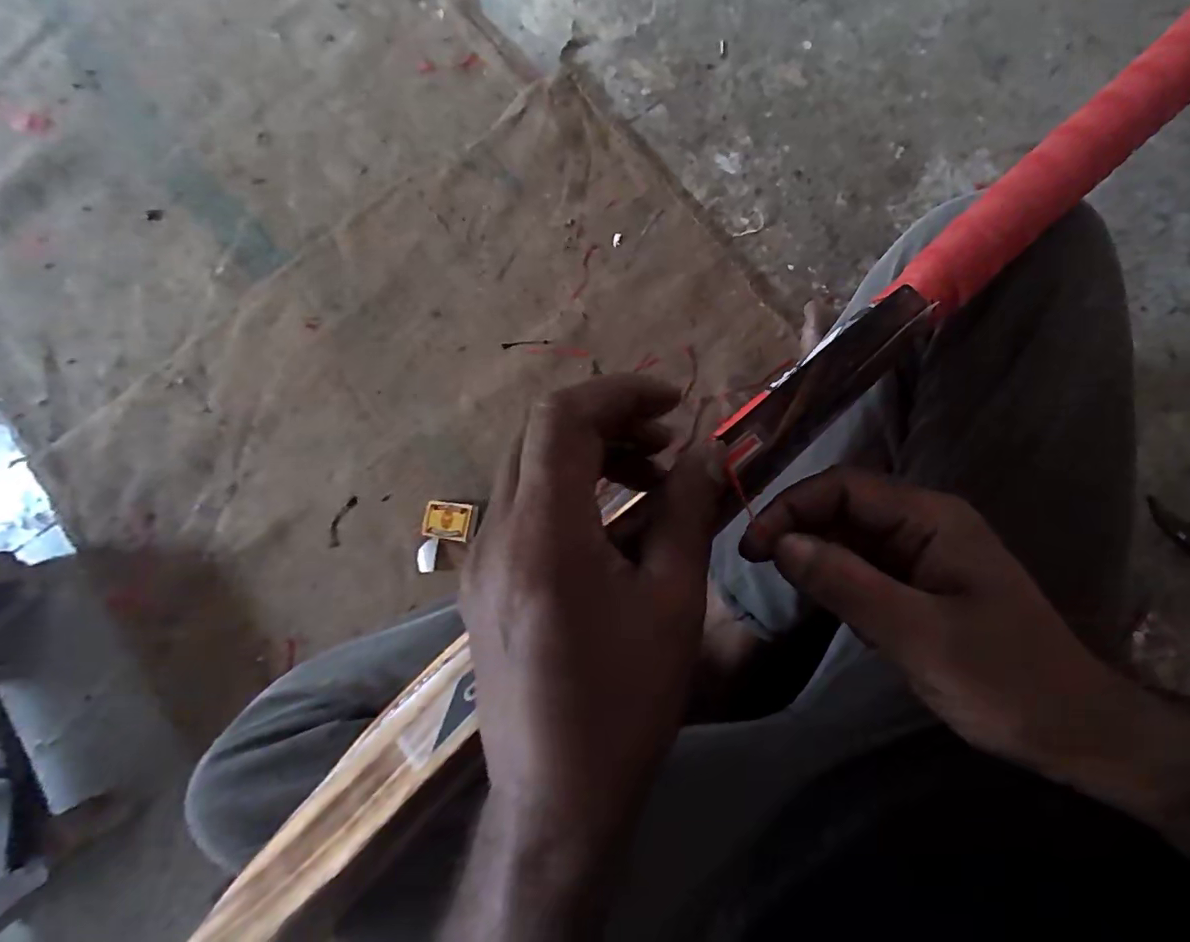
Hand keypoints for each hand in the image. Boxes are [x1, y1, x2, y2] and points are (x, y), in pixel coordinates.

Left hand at [460, 375, 723, 851]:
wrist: (556, 797)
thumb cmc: (625, 701)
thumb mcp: (673, 600)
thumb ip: (689, 510)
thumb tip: (709, 449)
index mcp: (543, 533)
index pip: (562, 418)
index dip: (619, 393)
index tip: (673, 402)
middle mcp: (496, 533)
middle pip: (540, 435)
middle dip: (607, 420)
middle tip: (668, 441)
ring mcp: (480, 558)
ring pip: (527, 467)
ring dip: (588, 454)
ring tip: (652, 476)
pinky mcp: (481, 582)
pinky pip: (520, 507)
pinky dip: (567, 491)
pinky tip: (611, 523)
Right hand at [737, 467, 1147, 774]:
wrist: (1078, 733)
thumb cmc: (1005, 680)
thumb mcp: (919, 635)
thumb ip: (847, 584)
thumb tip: (780, 544)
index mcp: (931, 517)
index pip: (843, 487)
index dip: (792, 507)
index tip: (753, 547)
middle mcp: (924, 524)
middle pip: (843, 507)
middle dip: (797, 528)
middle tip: (757, 566)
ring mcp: (922, 554)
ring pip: (849, 538)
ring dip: (815, 556)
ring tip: (787, 589)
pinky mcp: (920, 585)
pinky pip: (863, 568)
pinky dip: (837, 582)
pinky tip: (831, 609)